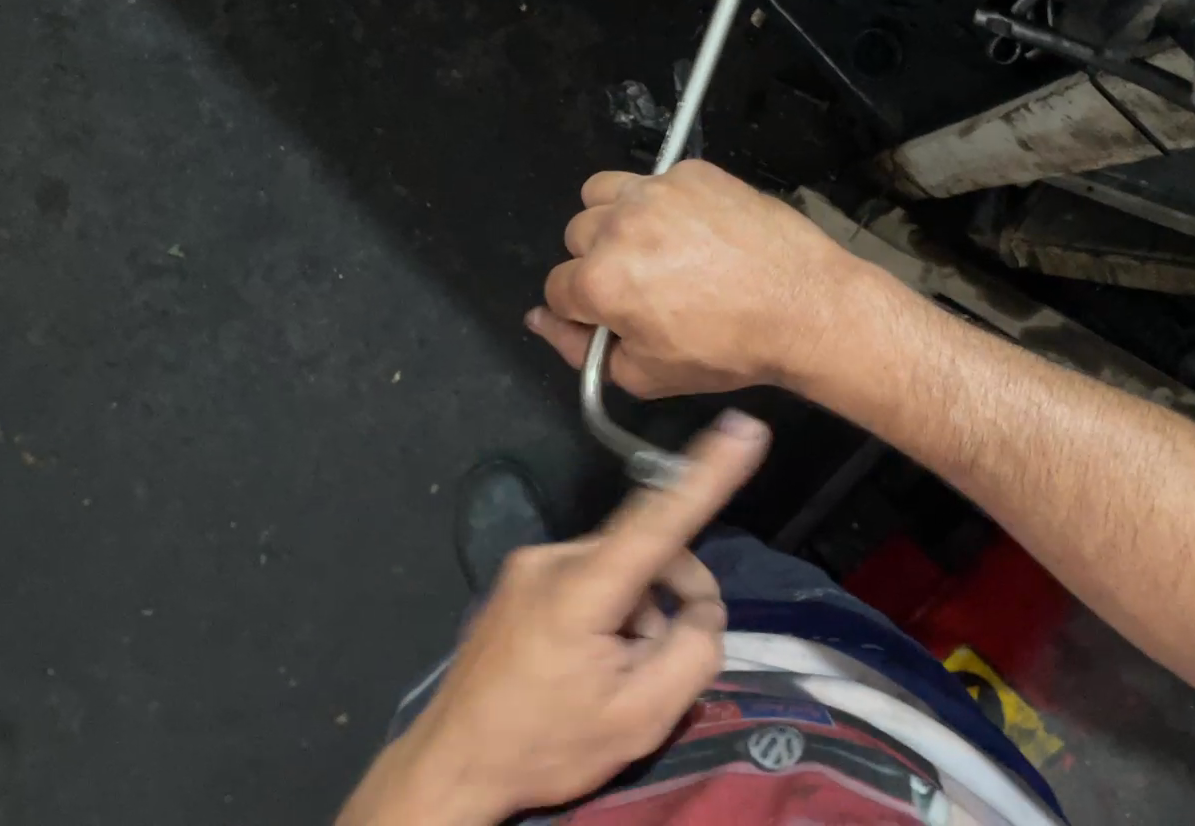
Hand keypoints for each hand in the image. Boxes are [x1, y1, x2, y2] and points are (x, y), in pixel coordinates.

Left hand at [335, 413, 770, 824]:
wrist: (453, 765)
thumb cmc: (546, 745)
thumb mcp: (640, 718)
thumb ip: (691, 652)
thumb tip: (699, 607)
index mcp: (581, 588)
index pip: (658, 520)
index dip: (706, 473)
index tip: (742, 428)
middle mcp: (552, 557)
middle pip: (645, 549)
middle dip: (671, 594)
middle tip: (669, 654)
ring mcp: (529, 565)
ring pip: (619, 564)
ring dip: (638, 607)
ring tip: (617, 668)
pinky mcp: (519, 578)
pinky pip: (588, 574)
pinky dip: (609, 605)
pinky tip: (591, 656)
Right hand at [528, 161, 862, 397]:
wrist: (805, 307)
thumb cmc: (728, 349)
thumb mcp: (645, 374)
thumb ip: (580, 350)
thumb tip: (539, 321)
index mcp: (600, 281)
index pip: (556, 289)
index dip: (582, 310)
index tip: (614, 315)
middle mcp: (618, 226)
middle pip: (575, 237)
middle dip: (597, 262)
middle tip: (643, 284)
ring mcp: (655, 191)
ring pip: (600, 195)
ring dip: (613, 220)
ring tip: (652, 245)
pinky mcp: (690, 171)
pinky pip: (651, 180)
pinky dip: (659, 203)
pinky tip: (693, 230)